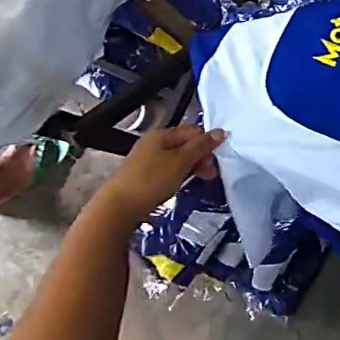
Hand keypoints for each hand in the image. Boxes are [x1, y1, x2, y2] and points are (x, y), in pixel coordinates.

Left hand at [94, 126, 226, 220]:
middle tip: (210, 172)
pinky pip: (168, 170)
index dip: (207, 142)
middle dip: (201, 156)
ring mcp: (147, 160)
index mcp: (161, 135)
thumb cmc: (151, 181)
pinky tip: (182, 184)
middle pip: (185, 144)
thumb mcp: (180, 162)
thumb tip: (220, 132)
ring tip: (201, 179)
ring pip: (177, 158)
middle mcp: (153, 144)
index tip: (217, 159)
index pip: (193, 131)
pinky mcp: (144, 176)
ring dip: (192, 167)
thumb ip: (201, 146)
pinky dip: (179, 175)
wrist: (119, 207)